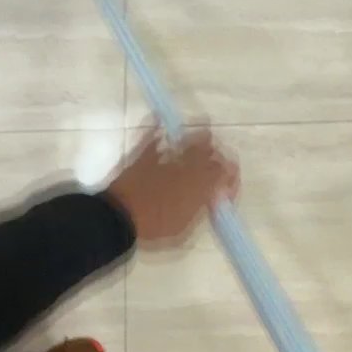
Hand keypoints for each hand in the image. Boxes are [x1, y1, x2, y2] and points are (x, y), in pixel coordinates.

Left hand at [104, 127, 239, 246]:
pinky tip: (162, 124)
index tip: (227, 185)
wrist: (120, 216)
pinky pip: (154, 138)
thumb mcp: (184, 227)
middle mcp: (187, 167)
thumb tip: (209, 198)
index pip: (225, 172)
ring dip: (199, 138)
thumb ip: (200, 208)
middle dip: (217, 155)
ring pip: (189, 140)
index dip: (231, 176)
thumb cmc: (154, 226)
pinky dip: (158, 130)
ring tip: (204, 135)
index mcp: (200, 186)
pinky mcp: (146, 155)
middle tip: (217, 160)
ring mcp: (166, 158)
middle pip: (210, 152)